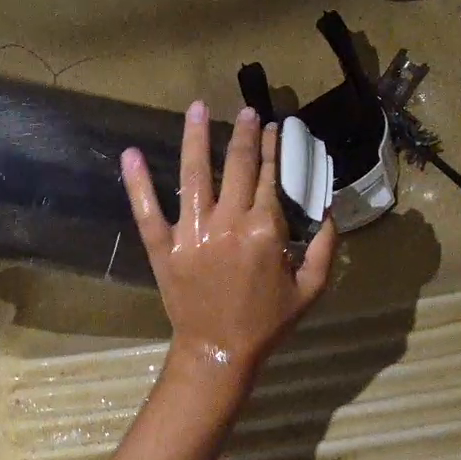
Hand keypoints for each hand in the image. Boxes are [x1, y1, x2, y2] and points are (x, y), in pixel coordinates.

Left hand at [123, 102, 338, 384]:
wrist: (219, 351)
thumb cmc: (267, 323)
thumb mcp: (310, 289)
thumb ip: (324, 248)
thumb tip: (330, 212)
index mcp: (265, 230)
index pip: (270, 177)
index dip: (274, 149)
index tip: (275, 129)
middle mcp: (228, 223)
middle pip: (237, 166)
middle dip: (245, 134)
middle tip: (247, 112)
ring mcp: (191, 233)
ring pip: (194, 174)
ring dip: (197, 137)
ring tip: (199, 108)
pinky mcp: (162, 247)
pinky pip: (147, 210)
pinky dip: (137, 183)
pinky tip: (129, 154)